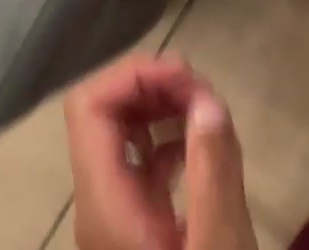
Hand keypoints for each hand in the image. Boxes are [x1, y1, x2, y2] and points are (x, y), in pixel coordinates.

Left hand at [64, 52, 258, 249]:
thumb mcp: (219, 246)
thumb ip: (213, 169)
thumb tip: (207, 99)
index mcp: (106, 204)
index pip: (89, 108)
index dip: (133, 76)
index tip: (189, 77)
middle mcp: (100, 201)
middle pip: (103, 113)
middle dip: (154, 87)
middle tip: (207, 95)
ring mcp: (116, 212)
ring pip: (123, 133)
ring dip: (164, 108)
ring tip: (211, 114)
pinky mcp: (137, 223)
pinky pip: (143, 160)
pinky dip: (172, 137)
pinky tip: (205, 148)